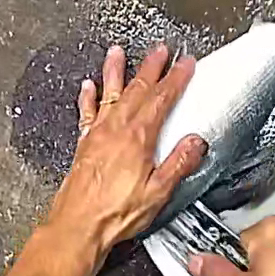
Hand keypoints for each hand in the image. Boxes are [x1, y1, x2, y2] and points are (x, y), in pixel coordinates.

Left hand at [42, 43, 206, 257]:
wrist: (78, 226)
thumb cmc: (114, 213)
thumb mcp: (158, 192)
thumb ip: (178, 164)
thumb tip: (196, 143)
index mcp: (138, 138)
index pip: (162, 99)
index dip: (176, 79)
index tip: (185, 63)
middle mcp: (115, 130)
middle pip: (136, 90)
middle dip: (151, 67)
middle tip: (160, 49)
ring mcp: (96, 136)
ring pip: (109, 95)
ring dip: (115, 72)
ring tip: (117, 52)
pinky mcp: (83, 146)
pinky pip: (87, 114)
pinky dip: (88, 97)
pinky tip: (88, 87)